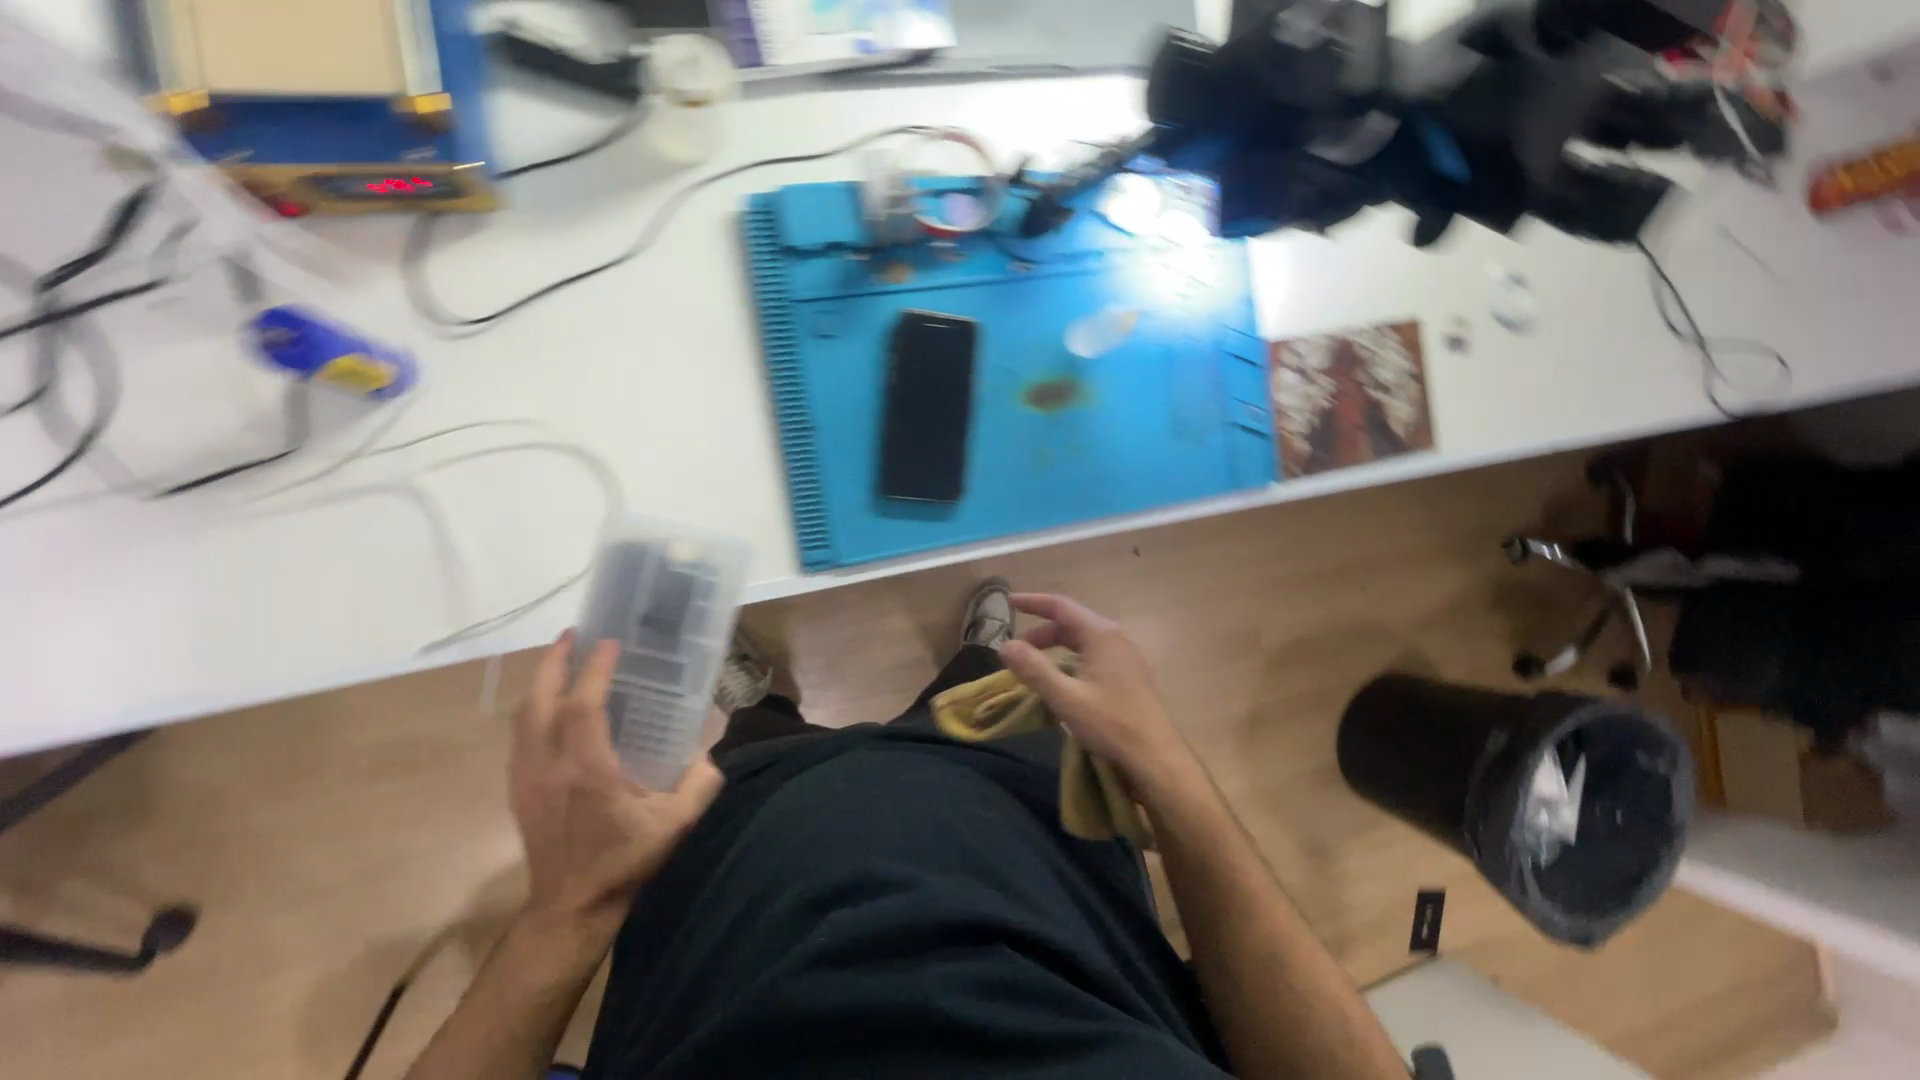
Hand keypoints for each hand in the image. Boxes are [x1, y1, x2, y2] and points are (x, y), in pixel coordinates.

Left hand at [509, 631, 723, 936]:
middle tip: (576, 634)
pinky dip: (534, 708)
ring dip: (542, 682)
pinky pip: (520, 734)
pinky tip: (551, 706)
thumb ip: (700, 784)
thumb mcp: (675, 826)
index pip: (584, 704)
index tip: (611, 642)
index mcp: (587, 769)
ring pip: (523, 715)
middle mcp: (549, 765)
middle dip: (555, 661)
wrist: (570, 907)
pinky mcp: (518, 788)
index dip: (595, 668)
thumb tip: (713, 751)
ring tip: (562, 660)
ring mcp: (527, 776)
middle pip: (540, 699)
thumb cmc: (623, 862)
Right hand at [999, 594, 1197, 795]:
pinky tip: (1065, 678)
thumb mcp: (1066, 698)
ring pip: (1084, 639)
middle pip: (1072, 623)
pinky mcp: (1132, 672)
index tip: (1009, 602)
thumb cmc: (1111, 723)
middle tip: (1016, 651)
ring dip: (1057, 646)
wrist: (1156, 755)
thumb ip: (1034, 669)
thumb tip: (1005, 645)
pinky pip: (1096, 653)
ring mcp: (1127, 654)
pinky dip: (1073, 657)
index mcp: (1101, 634)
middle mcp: (1116, 637)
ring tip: (1035, 665)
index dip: (1033, 602)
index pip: (1061, 606)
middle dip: (1041, 633)